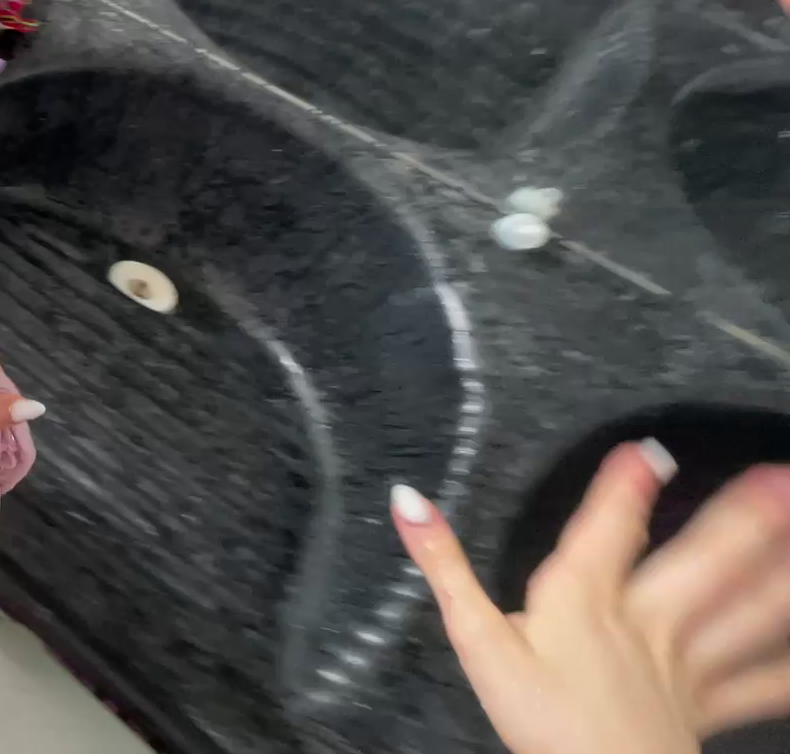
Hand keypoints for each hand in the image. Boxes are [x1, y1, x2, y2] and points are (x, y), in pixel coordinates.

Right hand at [393, 443, 789, 753]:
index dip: (624, 486)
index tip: (649, 447)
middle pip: (704, 565)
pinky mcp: (705, 706)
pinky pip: (762, 686)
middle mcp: (645, 622)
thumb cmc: (538, 714)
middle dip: (745, 520)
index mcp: (583, 599)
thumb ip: (443, 564)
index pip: (606, 528)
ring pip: (748, 615)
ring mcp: (685, 666)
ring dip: (783, 576)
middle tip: (782, 477)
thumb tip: (408, 500)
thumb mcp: (473, 635)